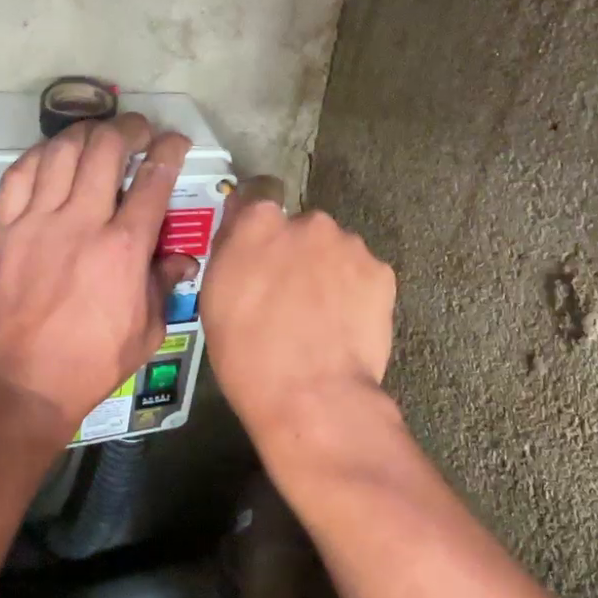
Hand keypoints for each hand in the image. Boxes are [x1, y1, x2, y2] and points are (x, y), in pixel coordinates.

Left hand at [0, 114, 195, 439]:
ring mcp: (37, 223)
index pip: (154, 179)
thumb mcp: (149, 329)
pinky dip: (40, 154)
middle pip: (106, 148)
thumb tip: (182, 258)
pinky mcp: (4, 230)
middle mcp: (82, 223)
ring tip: (98, 134)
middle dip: (129, 128)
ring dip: (86, 132)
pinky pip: (19, 174)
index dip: (169, 150)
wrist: (24, 383)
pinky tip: (53, 154)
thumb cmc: (94, 361)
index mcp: (125, 248)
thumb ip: (165, 284)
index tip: (175, 141)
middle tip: (139, 130)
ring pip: (62, 151)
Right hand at [199, 201, 396, 438]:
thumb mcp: (215, 300)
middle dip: (298, 255)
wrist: (313, 396)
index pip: (256, 201)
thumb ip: (232, 254)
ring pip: (336, 252)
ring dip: (329, 273)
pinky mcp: (381, 272)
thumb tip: (243, 236)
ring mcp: (349, 245)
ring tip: (322, 319)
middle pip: (302, 229)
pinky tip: (346, 327)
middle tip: (291, 298)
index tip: (258, 256)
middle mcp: (308, 221)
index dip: (257, 230)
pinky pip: (364, 275)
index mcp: (259, 222)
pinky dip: (357, 294)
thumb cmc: (248, 355)